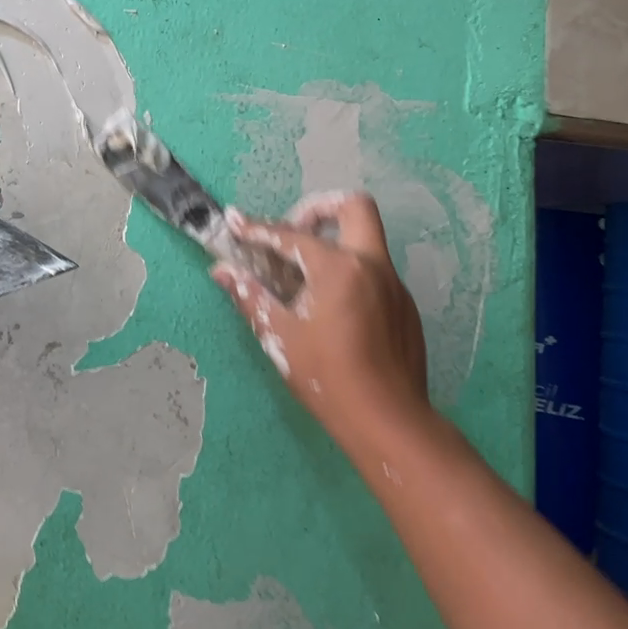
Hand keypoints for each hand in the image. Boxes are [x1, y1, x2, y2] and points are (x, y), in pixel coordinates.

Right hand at [212, 192, 428, 440]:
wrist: (389, 421)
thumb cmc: (327, 376)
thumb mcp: (279, 335)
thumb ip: (250, 295)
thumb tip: (222, 270)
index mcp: (339, 269)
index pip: (291, 236)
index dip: (257, 228)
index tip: (235, 221)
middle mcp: (372, 266)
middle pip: (353, 207)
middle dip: (318, 208)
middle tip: (293, 232)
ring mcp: (395, 285)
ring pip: (366, 240)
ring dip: (334, 243)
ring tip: (303, 276)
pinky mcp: (405, 307)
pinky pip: (374, 272)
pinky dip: (348, 273)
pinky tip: (329, 307)